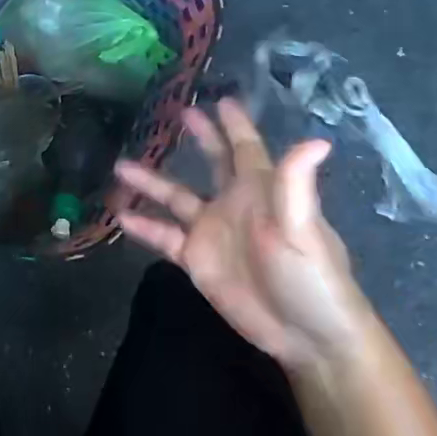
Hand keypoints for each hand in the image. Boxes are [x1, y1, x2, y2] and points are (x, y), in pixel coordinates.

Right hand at [113, 98, 373, 373]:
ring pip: (175, 198)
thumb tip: (316, 139)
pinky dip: (143, 225)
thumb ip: (296, 184)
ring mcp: (212, 232)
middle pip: (212, 162)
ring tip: (120, 165)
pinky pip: (163, 236)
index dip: (234, 124)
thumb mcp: (303, 230)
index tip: (221, 99)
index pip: (244, 147)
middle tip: (178, 112)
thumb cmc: (312, 277)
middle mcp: (233, 203)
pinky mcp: (197, 260)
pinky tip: (120, 215)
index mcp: (261, 190)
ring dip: (150, 182)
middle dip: (198, 137)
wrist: (306, 337)